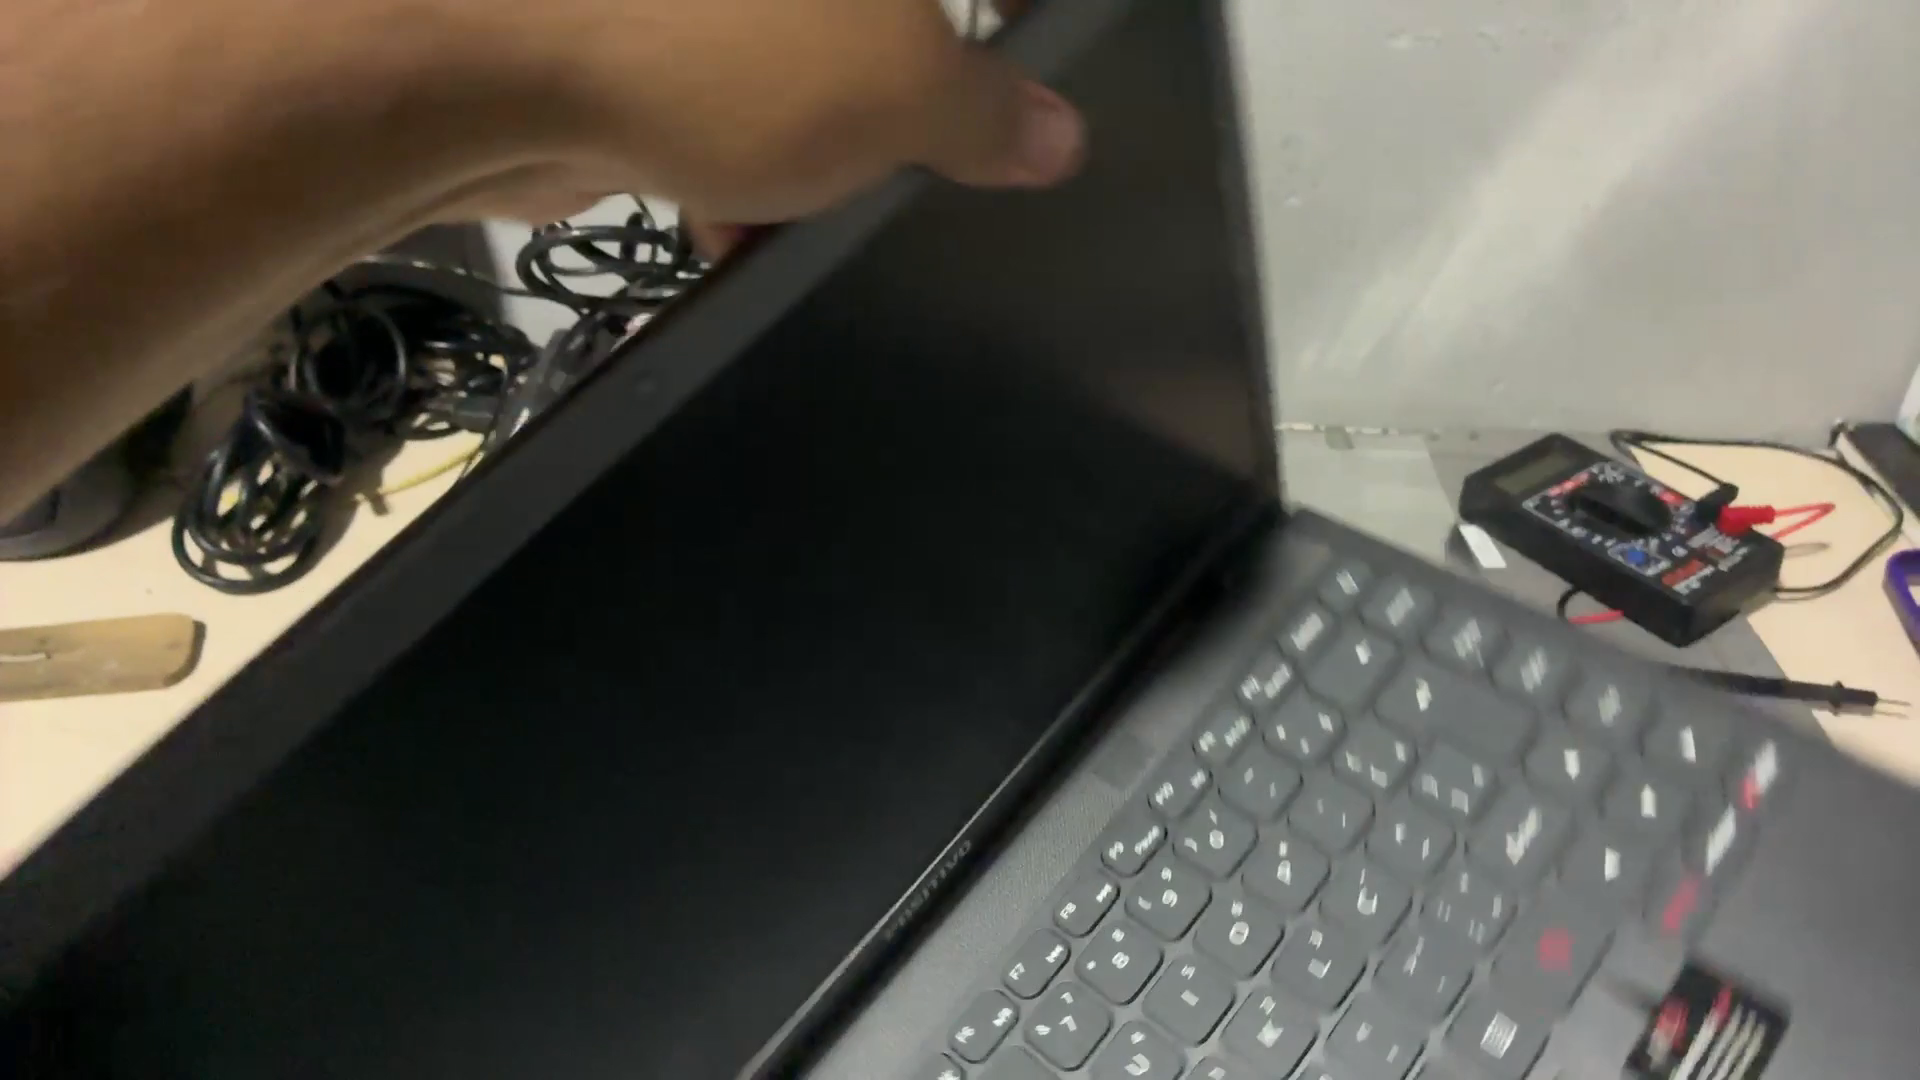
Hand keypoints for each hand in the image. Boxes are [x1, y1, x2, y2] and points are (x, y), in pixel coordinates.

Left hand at [461, 0, 1082, 254]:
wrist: (491, 62)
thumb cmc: (728, 54)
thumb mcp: (900, 92)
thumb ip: (989, 115)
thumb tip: (1061, 138)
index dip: (1022, 30)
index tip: (1031, 109)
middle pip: (896, 30)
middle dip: (914, 117)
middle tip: (928, 183)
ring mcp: (722, 12)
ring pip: (813, 79)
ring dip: (826, 159)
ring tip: (820, 219)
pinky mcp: (658, 41)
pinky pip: (736, 107)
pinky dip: (745, 166)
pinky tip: (738, 220)